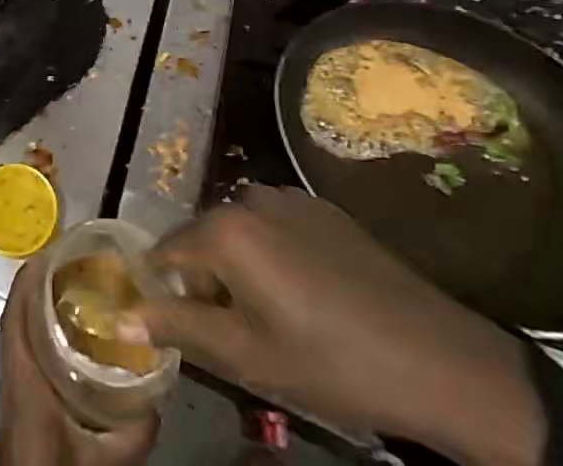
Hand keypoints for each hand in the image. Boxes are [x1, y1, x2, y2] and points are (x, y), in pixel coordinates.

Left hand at [0, 256, 158, 465]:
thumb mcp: (108, 455)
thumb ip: (136, 427)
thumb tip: (160, 396)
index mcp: (24, 375)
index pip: (16, 313)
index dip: (29, 279)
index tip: (51, 253)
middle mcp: (12, 370)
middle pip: (16, 312)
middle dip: (38, 283)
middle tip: (71, 265)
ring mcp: (12, 379)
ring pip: (18, 327)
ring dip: (37, 302)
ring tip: (69, 284)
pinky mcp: (18, 391)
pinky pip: (23, 345)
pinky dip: (38, 325)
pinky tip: (65, 327)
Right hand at [121, 186, 543, 465]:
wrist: (443, 363)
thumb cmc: (331, 362)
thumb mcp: (245, 355)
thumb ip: (176, 326)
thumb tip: (119, 317)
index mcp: (224, 230)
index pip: (163, 252)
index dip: (161, 288)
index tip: (173, 321)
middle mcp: (249, 199)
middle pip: (200, 236)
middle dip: (201, 276)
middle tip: (226, 327)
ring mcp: (291, 199)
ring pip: (237, 230)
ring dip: (236, 263)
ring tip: (267, 311)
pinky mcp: (324, 210)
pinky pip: (274, 225)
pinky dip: (270, 252)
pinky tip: (303, 292)